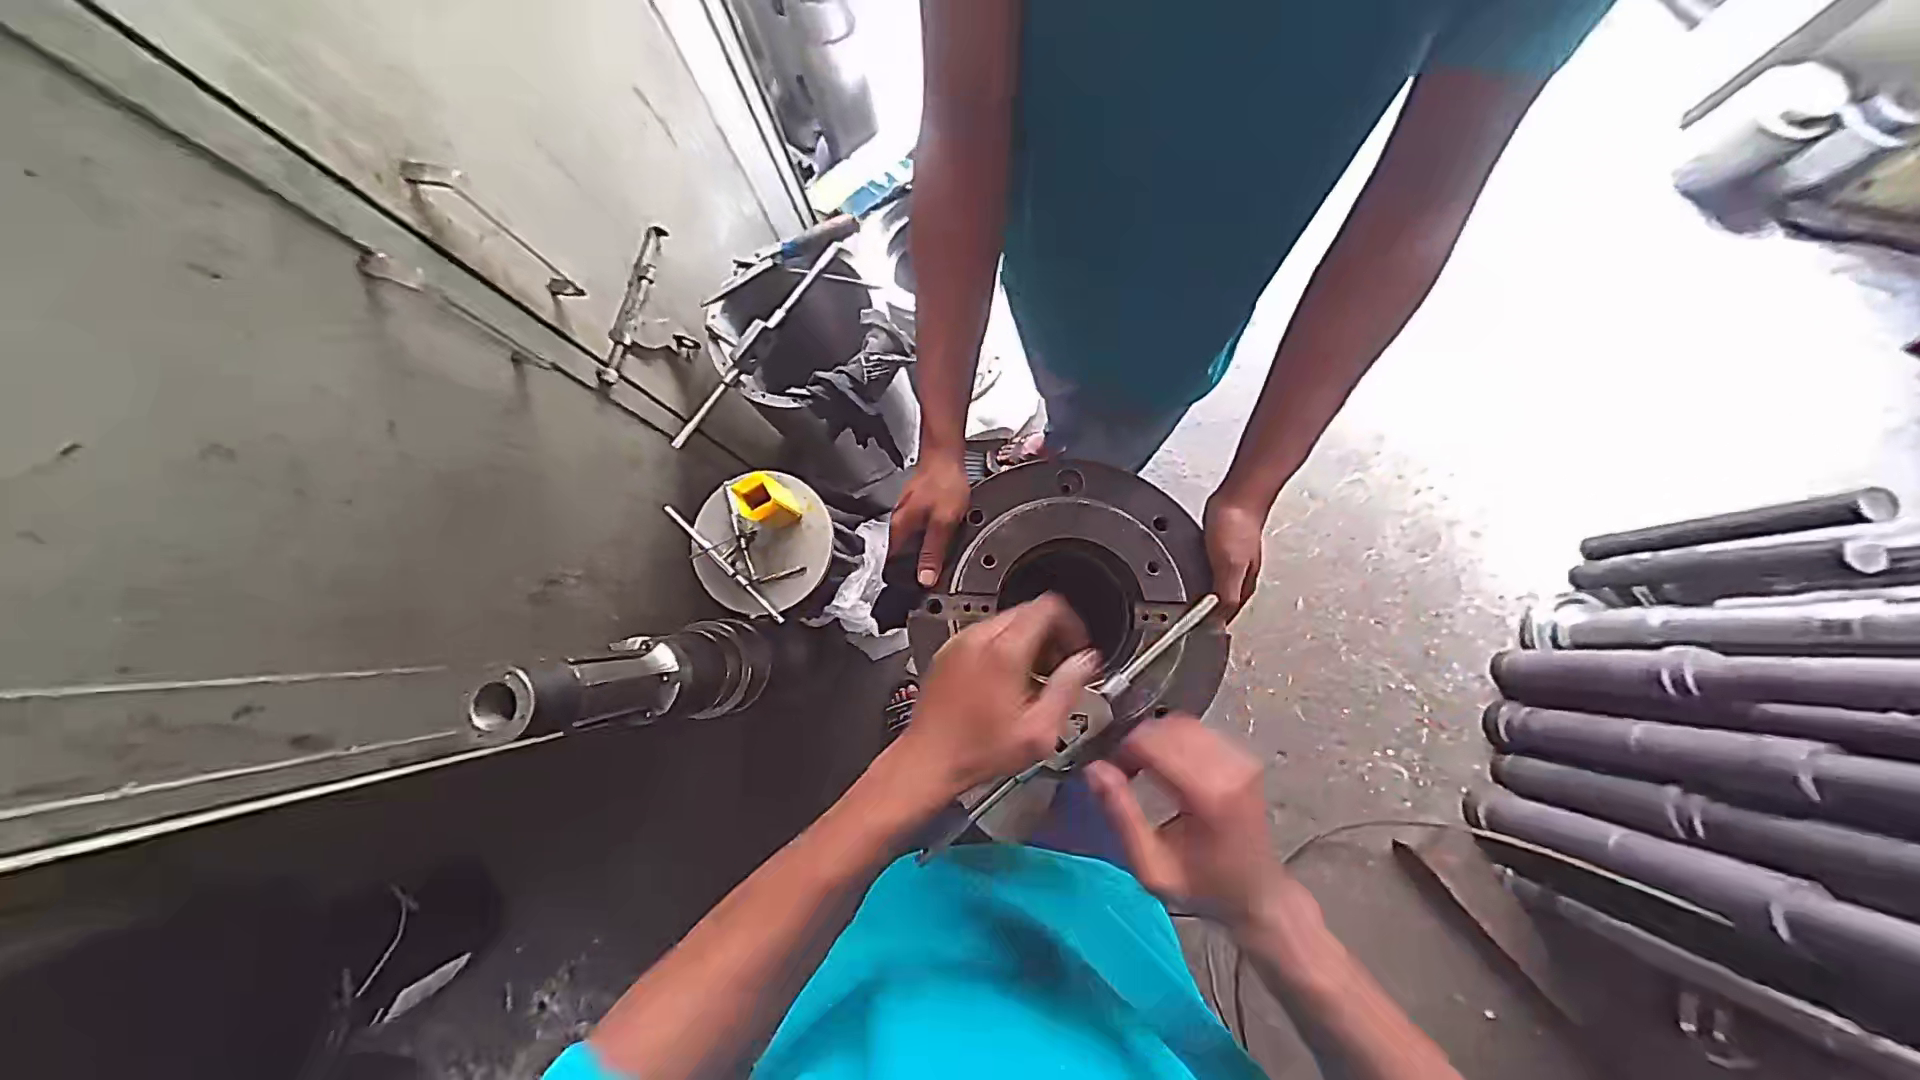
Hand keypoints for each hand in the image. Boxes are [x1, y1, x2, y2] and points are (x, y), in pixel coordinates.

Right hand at [890, 452, 973, 587]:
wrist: (946, 455)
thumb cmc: (944, 483)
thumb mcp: (943, 523)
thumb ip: (933, 552)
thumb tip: (925, 579)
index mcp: (900, 528)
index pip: (892, 563)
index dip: (904, 578)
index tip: (915, 589)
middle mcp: (898, 522)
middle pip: (903, 554)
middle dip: (916, 568)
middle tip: (932, 578)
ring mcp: (906, 513)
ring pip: (912, 542)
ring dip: (923, 553)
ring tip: (939, 560)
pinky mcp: (916, 507)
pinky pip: (919, 530)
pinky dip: (928, 538)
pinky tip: (941, 538)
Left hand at [895, 594, 1100, 798]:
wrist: (928, 760)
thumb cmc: (976, 751)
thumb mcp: (1038, 731)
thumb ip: (1068, 688)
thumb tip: (1086, 663)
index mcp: (1004, 651)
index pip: (1049, 606)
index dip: (1072, 624)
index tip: (1076, 649)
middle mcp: (979, 638)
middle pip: (1029, 611)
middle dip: (1052, 636)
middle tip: (1058, 668)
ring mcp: (960, 643)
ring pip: (1007, 622)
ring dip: (1028, 642)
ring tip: (1033, 680)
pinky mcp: (949, 653)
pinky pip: (985, 636)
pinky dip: (1004, 649)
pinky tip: (1008, 683)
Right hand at [1086, 714, 1300, 932]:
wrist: (1258, 893)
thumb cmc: (1203, 886)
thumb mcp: (1152, 868)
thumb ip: (1122, 817)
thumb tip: (1094, 769)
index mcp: (1210, 794)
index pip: (1153, 742)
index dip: (1123, 751)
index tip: (1113, 775)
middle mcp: (1231, 767)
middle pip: (1165, 727)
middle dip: (1136, 744)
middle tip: (1124, 772)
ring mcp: (1241, 758)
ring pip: (1179, 723)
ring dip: (1153, 739)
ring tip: (1143, 768)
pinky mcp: (1243, 755)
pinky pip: (1195, 730)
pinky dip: (1171, 739)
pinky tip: (1165, 764)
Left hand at [1203, 491, 1266, 622]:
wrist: (1239, 495)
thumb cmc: (1237, 524)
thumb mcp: (1229, 565)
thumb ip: (1225, 594)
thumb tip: (1218, 619)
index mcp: (1245, 584)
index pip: (1227, 614)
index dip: (1210, 624)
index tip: (1192, 630)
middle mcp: (1241, 575)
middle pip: (1224, 603)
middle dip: (1208, 613)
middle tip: (1190, 621)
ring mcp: (1232, 560)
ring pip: (1218, 587)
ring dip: (1205, 596)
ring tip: (1192, 604)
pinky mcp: (1224, 547)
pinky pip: (1212, 570)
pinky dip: (1202, 578)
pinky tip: (1195, 575)